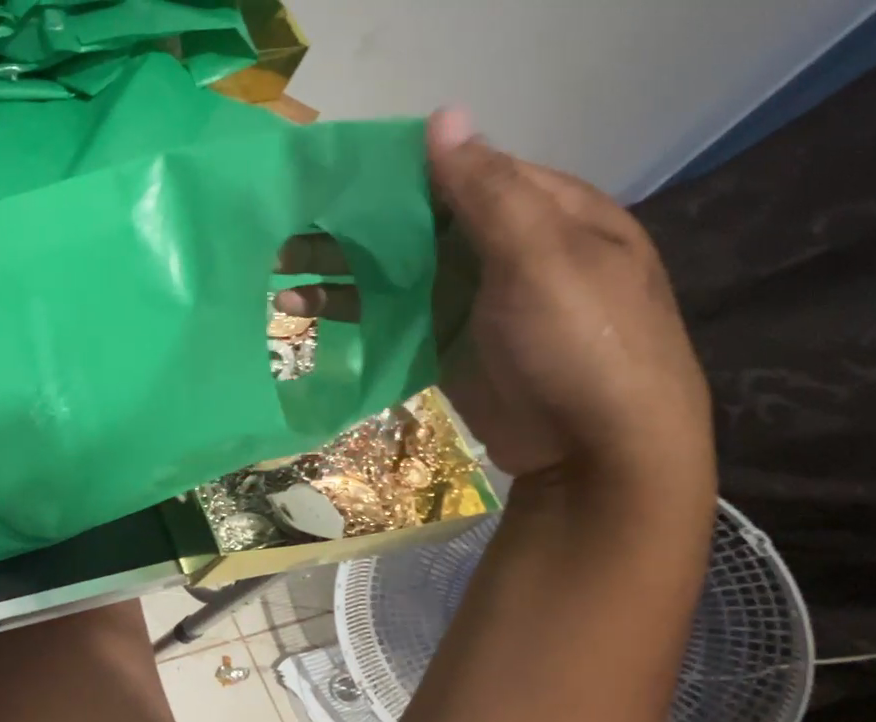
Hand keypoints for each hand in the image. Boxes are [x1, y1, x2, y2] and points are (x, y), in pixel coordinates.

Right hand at [278, 108, 712, 492]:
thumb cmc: (581, 343)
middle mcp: (508, 249)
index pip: (462, 172)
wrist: (595, 453)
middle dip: (354, 228)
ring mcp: (476, 301)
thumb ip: (487, 192)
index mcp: (547, 212)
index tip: (332, 176)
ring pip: (398, 273)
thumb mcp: (541, 258)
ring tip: (280, 280)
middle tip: (287, 232)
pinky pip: (393, 317)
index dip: (399, 172)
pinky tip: (306, 312)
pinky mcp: (449, 345)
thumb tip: (442, 115)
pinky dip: (351, 312)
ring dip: (342, 273)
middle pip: (420, 224)